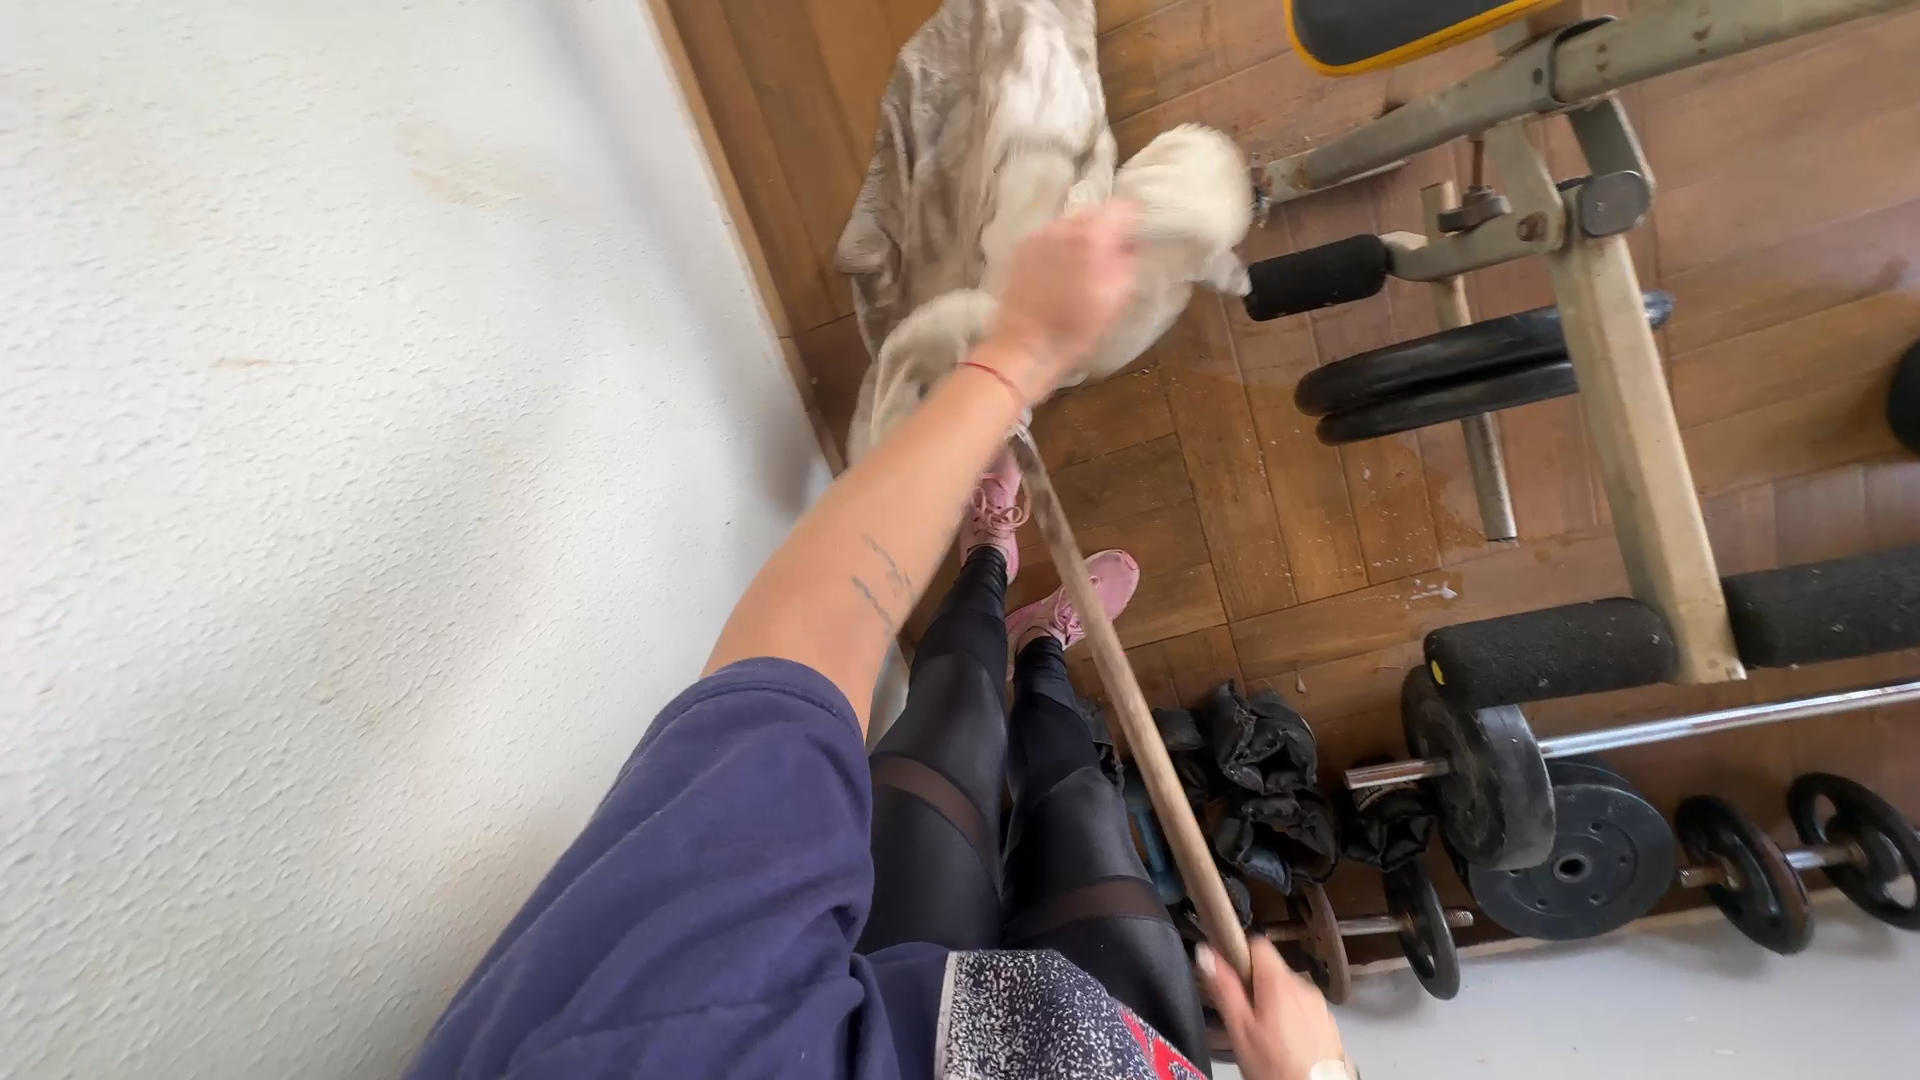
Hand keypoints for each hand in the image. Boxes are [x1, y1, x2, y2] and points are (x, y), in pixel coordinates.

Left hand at [979, 200, 1139, 399]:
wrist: (1023, 348)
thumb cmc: (1075, 329)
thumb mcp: (1116, 299)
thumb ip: (1128, 263)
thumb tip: (1130, 246)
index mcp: (1091, 235)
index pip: (1123, 207)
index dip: (1133, 222)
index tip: (1134, 241)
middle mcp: (1061, 226)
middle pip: (1093, 212)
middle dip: (1105, 231)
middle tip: (1110, 258)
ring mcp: (1037, 236)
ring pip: (1069, 224)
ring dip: (1080, 240)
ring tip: (1083, 268)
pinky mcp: (1019, 251)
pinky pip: (1048, 239)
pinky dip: (1059, 249)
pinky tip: (1059, 274)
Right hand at [1198, 938, 1347, 1079]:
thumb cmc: (1276, 1068)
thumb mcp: (1240, 1029)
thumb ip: (1223, 987)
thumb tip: (1205, 951)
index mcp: (1280, 981)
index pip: (1257, 942)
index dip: (1240, 953)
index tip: (1230, 975)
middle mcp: (1304, 986)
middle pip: (1272, 969)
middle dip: (1256, 984)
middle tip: (1244, 1014)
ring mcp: (1321, 1007)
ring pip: (1289, 990)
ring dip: (1276, 1003)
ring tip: (1265, 1034)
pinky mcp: (1331, 1026)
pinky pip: (1305, 1010)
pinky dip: (1294, 1019)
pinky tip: (1287, 1045)